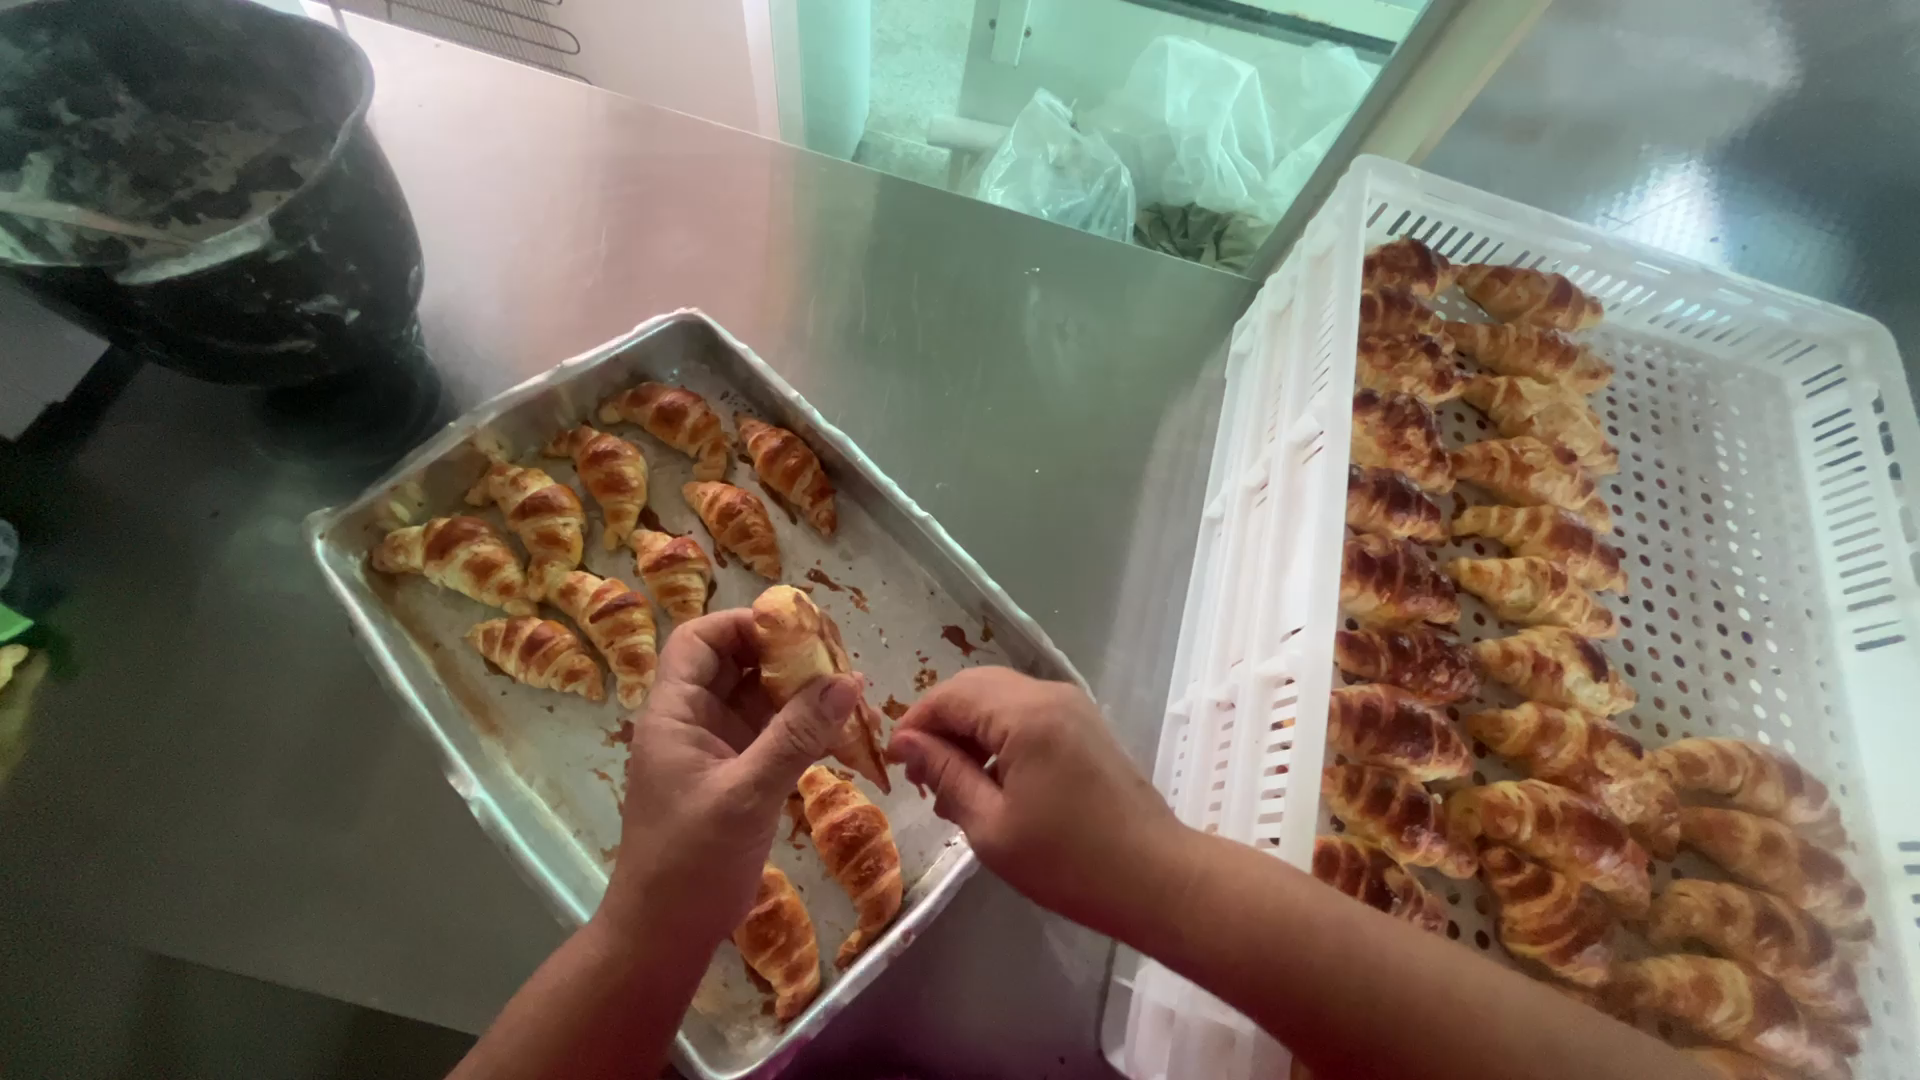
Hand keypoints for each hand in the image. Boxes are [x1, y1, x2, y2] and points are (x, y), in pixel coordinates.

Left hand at [598, 609, 861, 949]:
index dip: (743, 623)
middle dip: (786, 654)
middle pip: (738, 662)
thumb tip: (848, 680)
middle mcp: (694, 720)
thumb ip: (796, 735)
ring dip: (803, 691)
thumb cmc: (691, 863)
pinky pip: (775, 732)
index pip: (700, 640)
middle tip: (837, 656)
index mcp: (675, 713)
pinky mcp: (739, 772)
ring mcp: (718, 747)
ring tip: (851, 691)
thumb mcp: (747, 793)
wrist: (665, 936)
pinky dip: (806, 726)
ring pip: (761, 696)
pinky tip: (844, 731)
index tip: (796, 628)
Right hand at [887, 667, 1181, 930]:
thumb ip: (944, 774)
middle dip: (940, 722)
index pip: (950, 696)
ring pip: (999, 695)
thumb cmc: (1068, 861)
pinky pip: (1025, 710)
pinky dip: (997, 732)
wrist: (1155, 877)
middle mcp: (1048, 693)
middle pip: (974, 686)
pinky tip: (990, 777)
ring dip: (968, 728)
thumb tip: (905, 743)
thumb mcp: (991, 825)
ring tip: (952, 783)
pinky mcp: (1082, 721)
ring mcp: (1070, 704)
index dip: (915, 723)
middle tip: (922, 775)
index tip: (895, 763)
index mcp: (1024, 714)